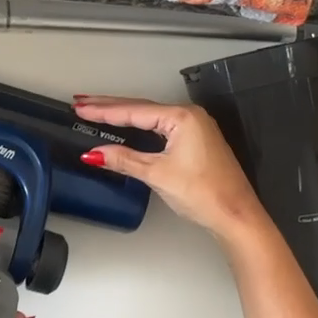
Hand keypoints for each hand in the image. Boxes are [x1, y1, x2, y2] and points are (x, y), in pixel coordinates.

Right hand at [72, 95, 266, 238]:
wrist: (236, 216)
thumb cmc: (204, 194)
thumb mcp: (157, 174)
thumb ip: (124, 159)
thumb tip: (95, 153)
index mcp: (182, 117)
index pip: (133, 111)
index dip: (104, 110)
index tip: (80, 106)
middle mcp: (190, 116)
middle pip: (141, 108)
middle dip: (110, 106)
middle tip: (82, 102)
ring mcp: (195, 127)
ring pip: (151, 116)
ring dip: (124, 114)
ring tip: (97, 109)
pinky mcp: (196, 140)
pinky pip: (161, 126)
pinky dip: (140, 126)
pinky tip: (126, 126)